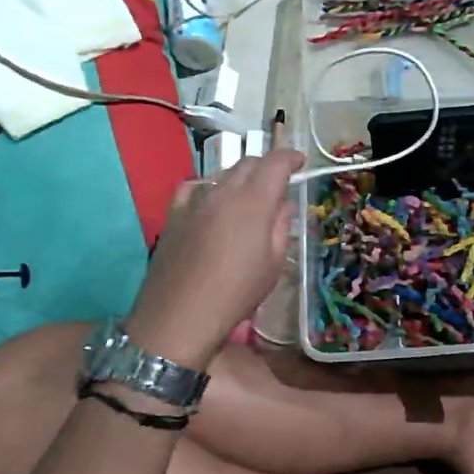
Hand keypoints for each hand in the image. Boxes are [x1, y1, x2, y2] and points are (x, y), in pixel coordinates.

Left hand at [125, 149, 304, 369]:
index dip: (290, 158)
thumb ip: (280, 228)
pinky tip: (209, 201)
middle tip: (277, 182)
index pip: (274, 164)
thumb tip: (282, 205)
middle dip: (266, 166)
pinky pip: (192, 188)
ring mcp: (194, 201)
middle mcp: (223, 192)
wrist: (180, 316)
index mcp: (253, 202)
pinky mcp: (173, 214)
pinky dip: (207, 187)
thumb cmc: (236, 294)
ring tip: (246, 195)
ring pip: (221, 174)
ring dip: (239, 178)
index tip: (299, 162)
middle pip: (247, 163)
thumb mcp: (272, 265)